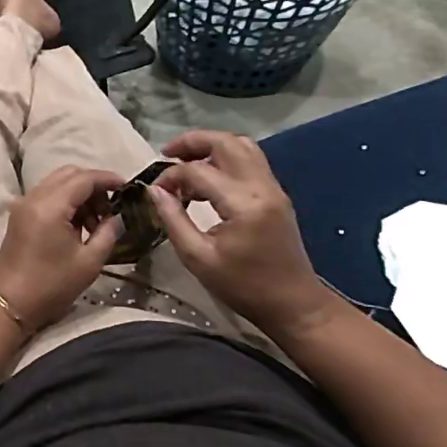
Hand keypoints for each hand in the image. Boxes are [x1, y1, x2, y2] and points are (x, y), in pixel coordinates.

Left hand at [0, 166, 125, 330]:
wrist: (10, 301)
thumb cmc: (52, 284)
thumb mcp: (89, 261)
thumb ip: (107, 233)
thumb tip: (117, 217)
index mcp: (50, 206)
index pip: (83, 178)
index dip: (108, 179)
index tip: (128, 187)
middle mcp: (33, 197)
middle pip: (68, 174)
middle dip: (93, 185)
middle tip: (110, 210)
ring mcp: (23, 204)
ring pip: (57, 183)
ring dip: (79, 194)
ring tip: (95, 223)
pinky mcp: (19, 214)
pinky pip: (47, 195)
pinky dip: (65, 201)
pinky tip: (77, 225)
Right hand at [145, 131, 340, 334]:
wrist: (293, 304)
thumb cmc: (242, 286)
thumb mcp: (197, 257)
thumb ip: (173, 219)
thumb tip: (155, 191)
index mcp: (243, 204)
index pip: (198, 171)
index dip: (170, 176)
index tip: (154, 191)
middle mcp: (262, 187)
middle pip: (227, 143)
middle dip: (193, 142)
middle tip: (166, 154)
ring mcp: (273, 189)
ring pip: (242, 147)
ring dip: (211, 147)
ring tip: (184, 163)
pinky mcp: (276, 196)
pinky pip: (250, 162)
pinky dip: (224, 159)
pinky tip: (205, 179)